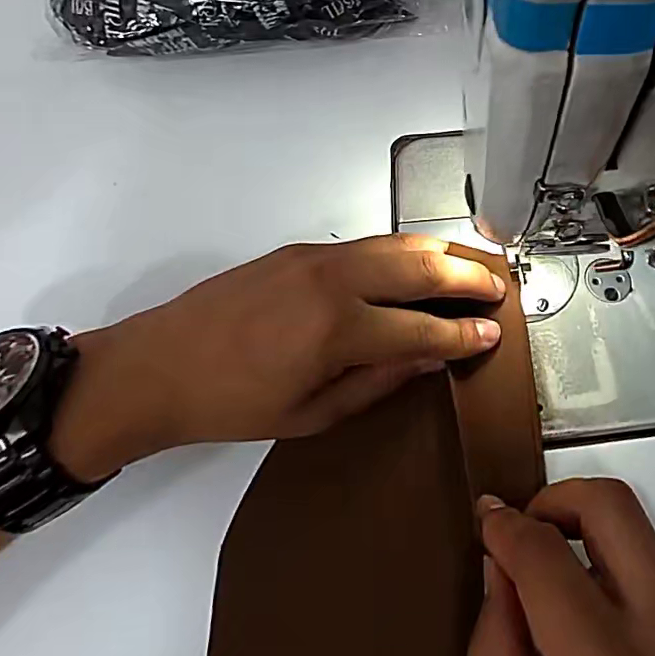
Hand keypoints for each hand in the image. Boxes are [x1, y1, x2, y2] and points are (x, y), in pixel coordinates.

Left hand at [49, 234, 508, 477]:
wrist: (156, 366)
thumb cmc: (230, 404)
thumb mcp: (310, 414)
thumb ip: (378, 381)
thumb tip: (428, 358)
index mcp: (337, 330)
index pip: (422, 327)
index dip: (463, 333)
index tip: (491, 333)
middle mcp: (333, 279)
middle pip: (421, 265)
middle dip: (468, 275)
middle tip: (498, 286)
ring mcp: (316, 256)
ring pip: (397, 242)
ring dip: (441, 251)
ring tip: (472, 263)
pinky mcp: (300, 248)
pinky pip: (367, 243)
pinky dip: (403, 248)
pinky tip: (418, 259)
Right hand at [469, 478, 654, 655]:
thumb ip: (499, 655)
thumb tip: (500, 571)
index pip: (546, 555)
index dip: (505, 526)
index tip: (489, 518)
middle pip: (614, 508)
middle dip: (559, 499)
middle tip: (528, 527)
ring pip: (641, 549)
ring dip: (593, 559)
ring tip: (565, 615)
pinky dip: (628, 606)